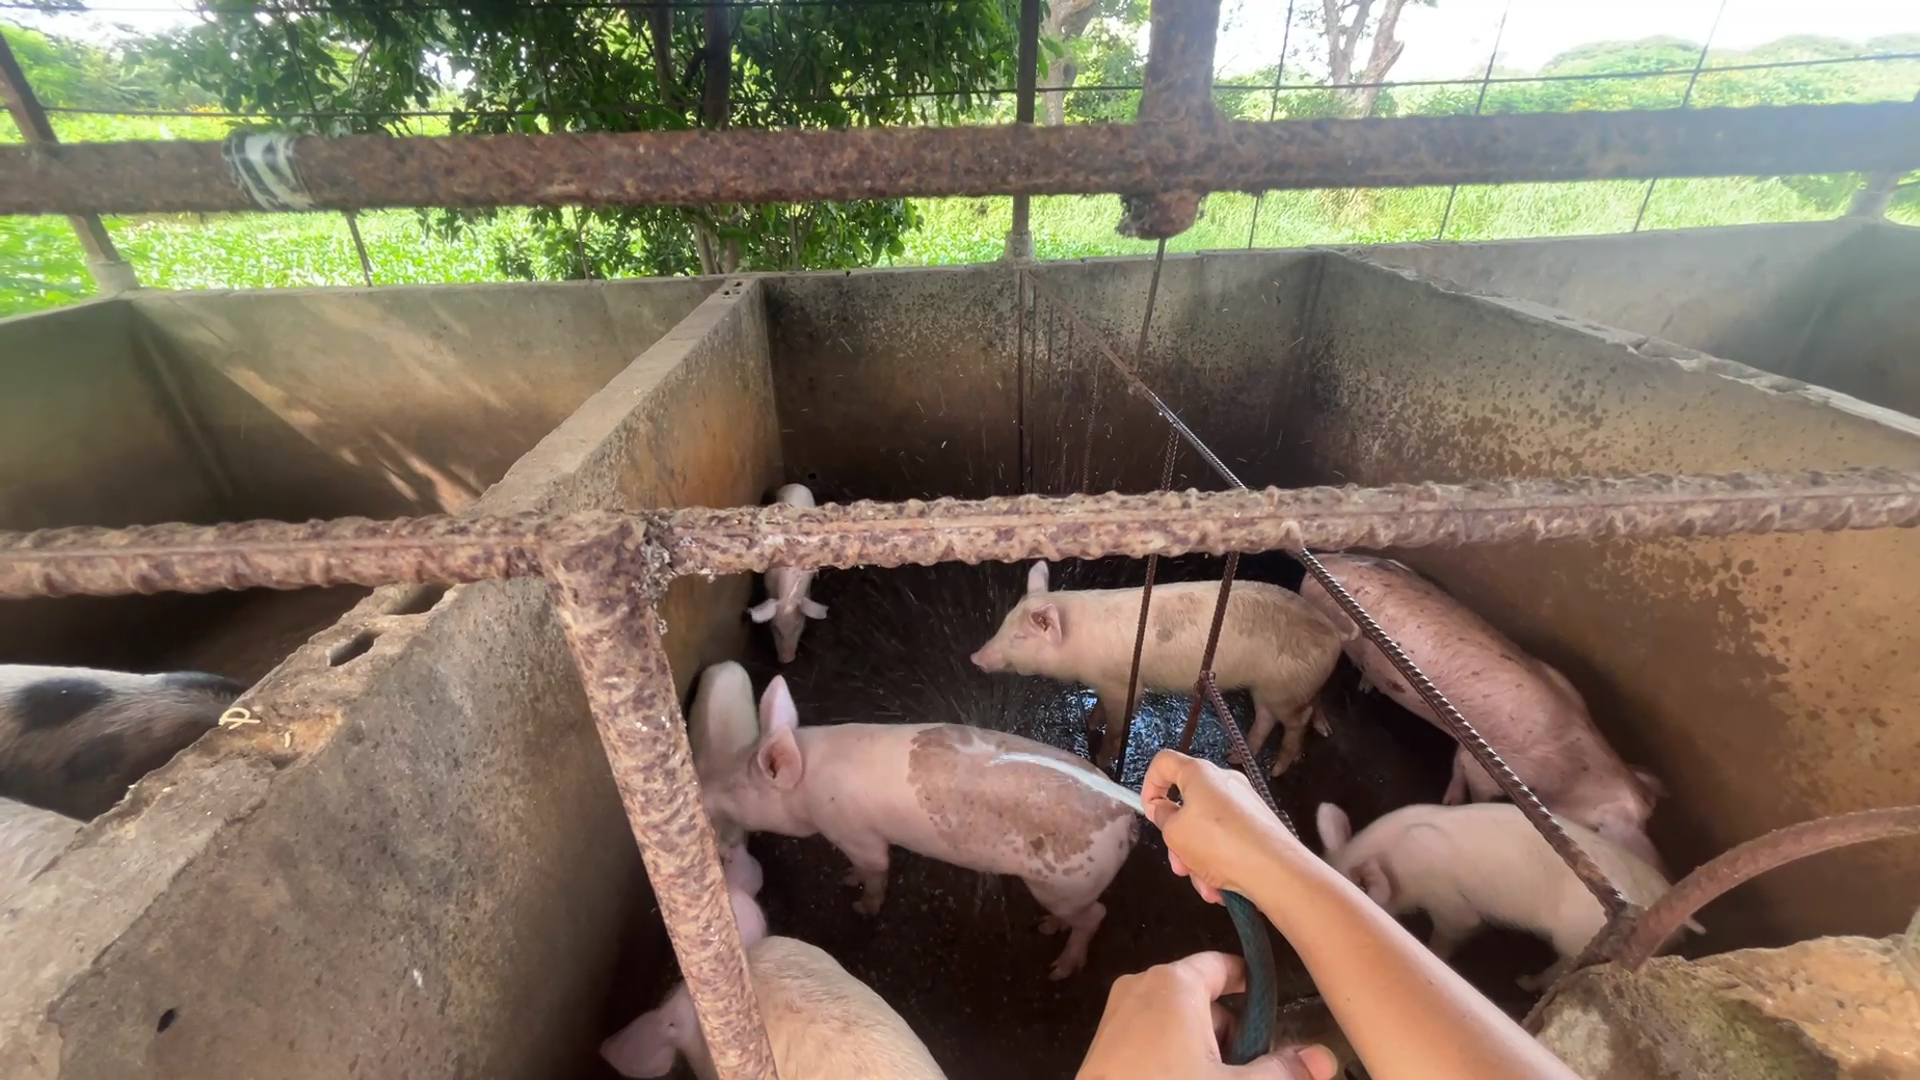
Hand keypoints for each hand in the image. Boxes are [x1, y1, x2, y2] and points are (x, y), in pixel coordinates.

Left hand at [1076, 952, 1337, 1079]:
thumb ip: (1282, 1071)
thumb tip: (1326, 1056)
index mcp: (1173, 982)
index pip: (1221, 965)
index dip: (1250, 984)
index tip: (1274, 1007)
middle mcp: (1143, 984)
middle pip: (1202, 997)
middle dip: (1232, 1032)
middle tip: (1250, 1071)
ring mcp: (1120, 1012)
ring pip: (1178, 1020)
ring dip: (1206, 1049)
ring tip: (1222, 1079)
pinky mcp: (1107, 1041)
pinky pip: (1153, 1035)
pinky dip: (1177, 1055)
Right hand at [1143, 749, 1300, 903]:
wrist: (1278, 873)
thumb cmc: (1218, 843)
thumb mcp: (1174, 833)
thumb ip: (1162, 817)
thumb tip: (1163, 809)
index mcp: (1199, 773)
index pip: (1164, 762)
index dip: (1149, 785)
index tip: (1150, 813)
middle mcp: (1224, 781)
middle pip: (1187, 803)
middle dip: (1178, 838)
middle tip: (1178, 865)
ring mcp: (1246, 804)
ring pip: (1208, 828)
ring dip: (1199, 857)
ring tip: (1204, 886)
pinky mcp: (1261, 827)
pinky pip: (1229, 840)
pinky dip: (1221, 862)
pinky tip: (1222, 889)